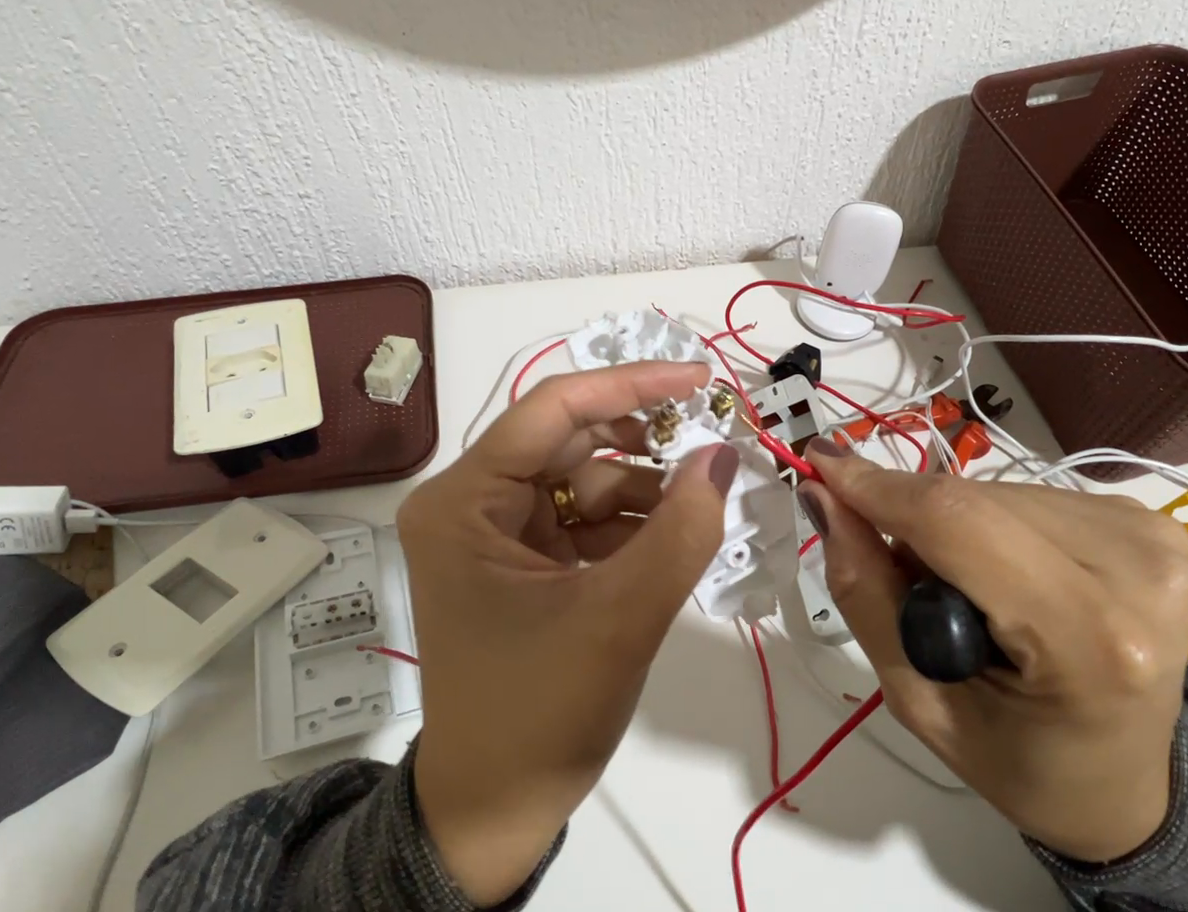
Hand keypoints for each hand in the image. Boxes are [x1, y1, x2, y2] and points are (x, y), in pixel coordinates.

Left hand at [399, 362, 737, 903]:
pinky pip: (585, 521)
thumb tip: (724, 455)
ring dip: (646, 489)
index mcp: (464, 502)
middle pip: (570, 442)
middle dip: (644, 442)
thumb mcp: (621, 617)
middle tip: (714, 444)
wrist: (495, 809)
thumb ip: (681, 530)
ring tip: (703, 506)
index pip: (552, 410)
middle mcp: (470, 504)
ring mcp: (495, 534)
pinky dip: (633, 524)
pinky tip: (676, 535)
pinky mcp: (523, 563)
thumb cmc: (540, 712)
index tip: (701, 378)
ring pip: (584, 481)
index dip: (631, 385)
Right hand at [797, 441, 1187, 862]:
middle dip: (915, 524)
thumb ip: (867, 594)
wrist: (1125, 784)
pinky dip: (996, 527)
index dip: (879, 488)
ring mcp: (1155, 538)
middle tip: (905, 582)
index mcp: (1089, 639)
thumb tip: (825, 498)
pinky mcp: (1155, 522)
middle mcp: (1137, 570)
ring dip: (956, 527)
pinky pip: (1031, 496)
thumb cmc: (1020, 761)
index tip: (817, 463)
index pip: (960, 524)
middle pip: (975, 503)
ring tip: (966, 595)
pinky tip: (1009, 578)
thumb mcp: (921, 703)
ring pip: (998, 492)